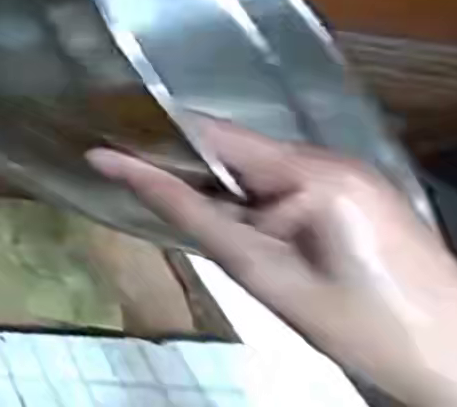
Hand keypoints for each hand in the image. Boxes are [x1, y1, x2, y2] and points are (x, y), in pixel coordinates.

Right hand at [89, 121, 456, 406]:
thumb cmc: (361, 326)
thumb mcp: (256, 268)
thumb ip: (176, 205)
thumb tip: (99, 156)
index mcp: (310, 170)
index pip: (205, 130)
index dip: (148, 132)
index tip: (96, 135)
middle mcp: (328, 158)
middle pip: (225, 143)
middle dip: (178, 161)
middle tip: (127, 177)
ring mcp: (348, 175)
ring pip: (246, 160)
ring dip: (209, 179)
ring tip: (171, 199)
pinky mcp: (355, 195)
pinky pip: (274, 176)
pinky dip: (241, 192)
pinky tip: (228, 216)